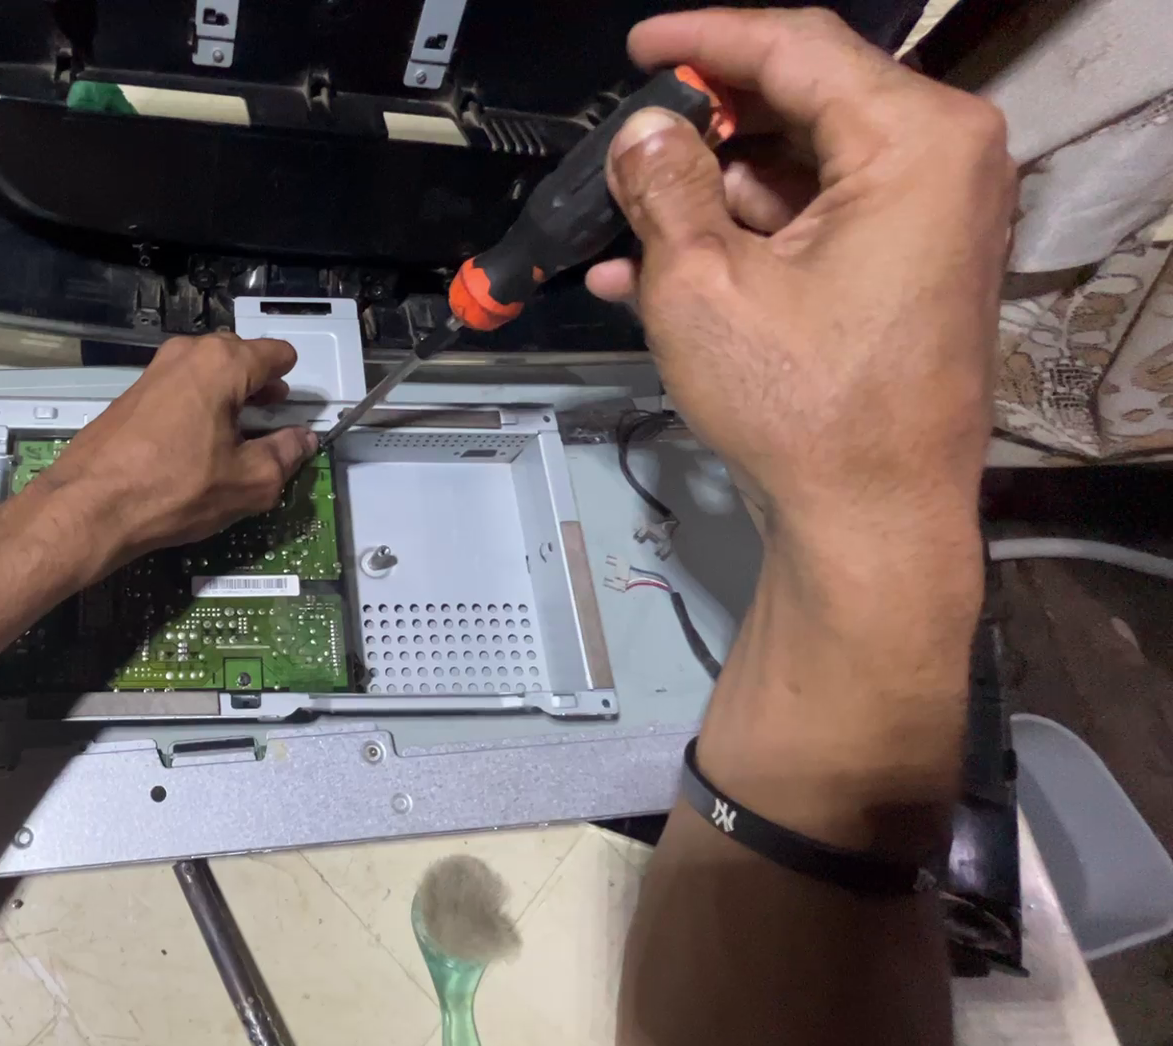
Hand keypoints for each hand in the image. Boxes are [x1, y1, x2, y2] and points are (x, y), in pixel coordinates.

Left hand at [33, 331, 316, 572]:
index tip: (294, 403)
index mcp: (222, 363)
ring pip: (206, 374)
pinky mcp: (131, 396)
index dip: (289, 378)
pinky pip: (180, 390)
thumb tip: (304, 440)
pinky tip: (198, 444)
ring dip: (228, 397)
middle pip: (238, 358)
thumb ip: (285, 456)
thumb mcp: (247, 482)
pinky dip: (198, 407)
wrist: (90, 506)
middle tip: (271, 416)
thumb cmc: (174, 489)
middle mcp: (186, 354)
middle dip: (259, 385)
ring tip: (238, 434)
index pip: (274, 354)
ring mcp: (154, 372)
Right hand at [587, 9, 1012, 569]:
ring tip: (611, 226)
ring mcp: (905, 228)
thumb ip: (665, 191)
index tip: (641, 43)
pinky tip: (636, 273)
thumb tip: (641, 132)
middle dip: (694, 134)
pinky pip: (788, 235)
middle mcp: (928, 169)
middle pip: (791, 113)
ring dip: (692, 202)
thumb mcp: (702, 284)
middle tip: (620, 152)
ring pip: (781, 181)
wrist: (861, 505)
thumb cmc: (798, 398)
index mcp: (910, 143)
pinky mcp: (877, 278)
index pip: (797, 48)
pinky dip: (719, 246)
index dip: (705, 39)